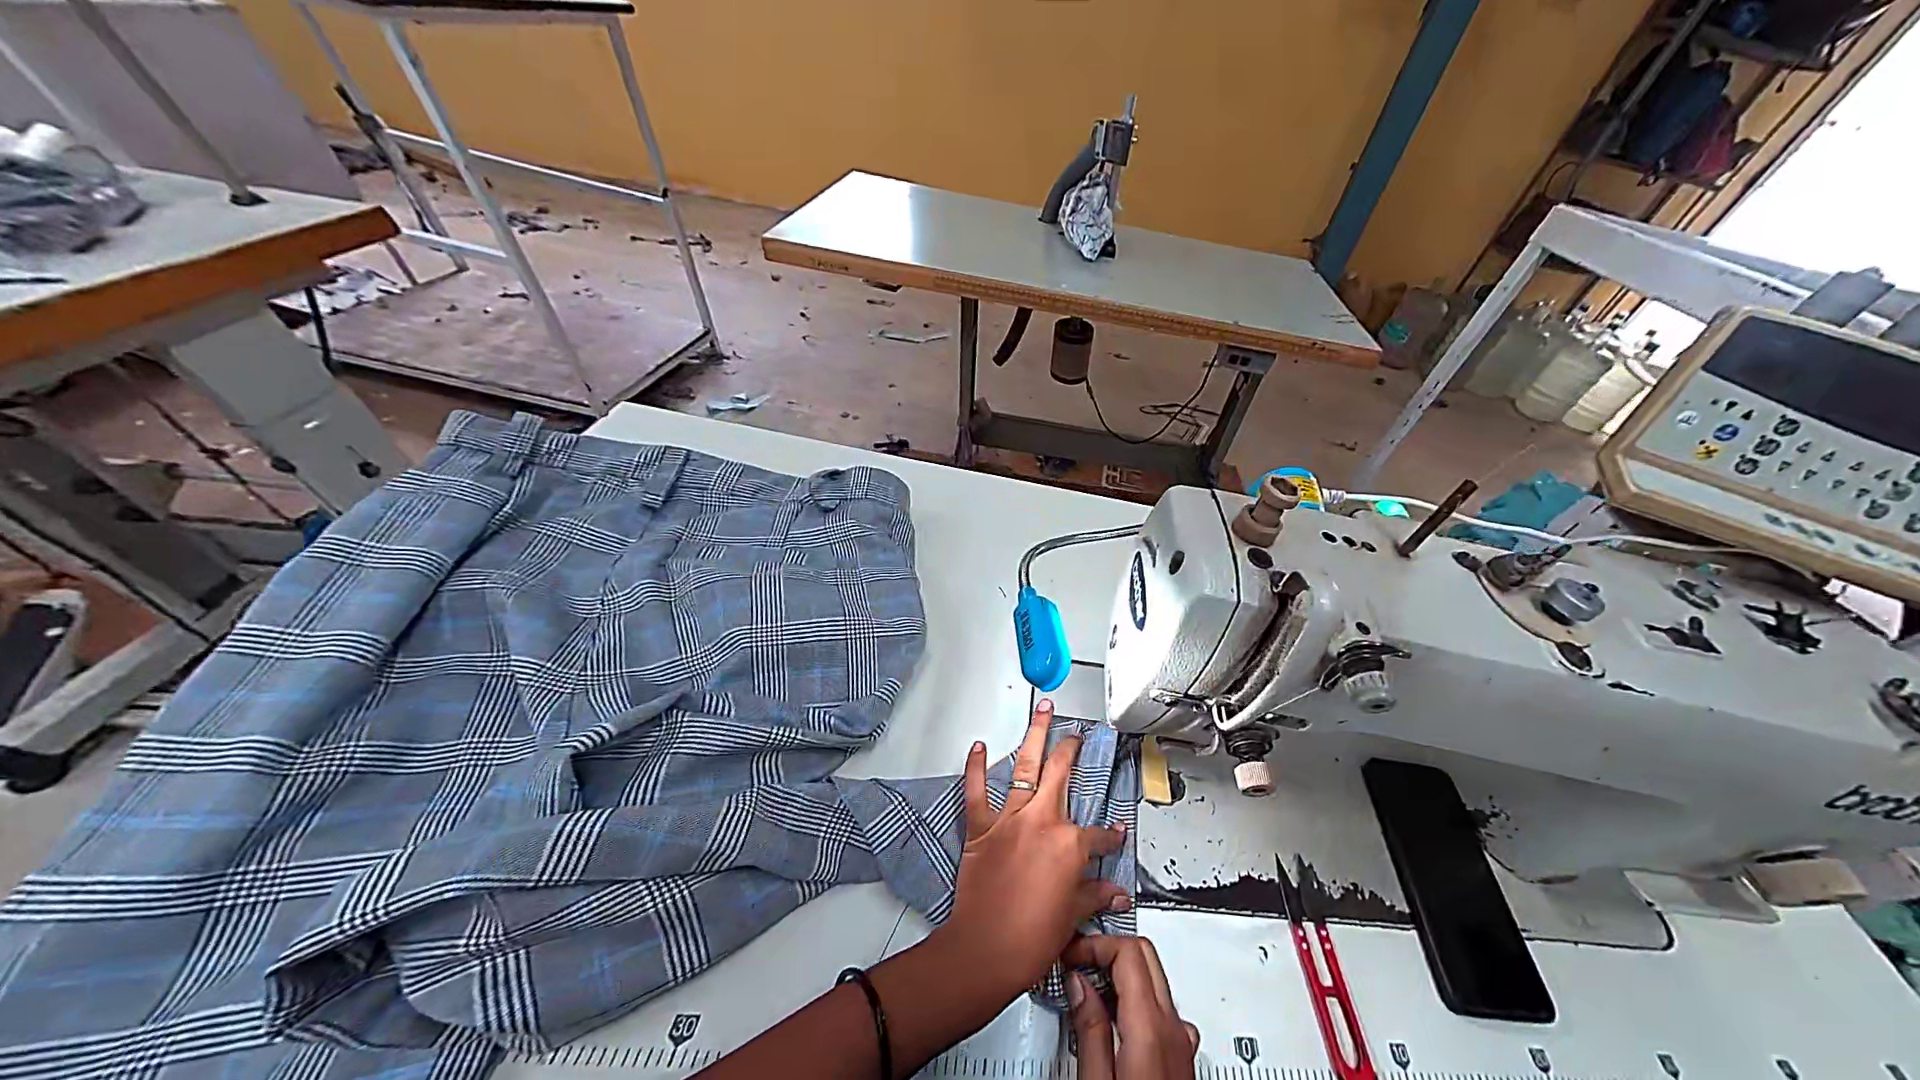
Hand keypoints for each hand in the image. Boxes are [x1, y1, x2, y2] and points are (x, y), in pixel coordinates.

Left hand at [933, 699, 1129, 1002]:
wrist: (988, 948)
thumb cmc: (1031, 937)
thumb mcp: (1073, 915)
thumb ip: (1095, 895)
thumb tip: (1115, 894)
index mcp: (1070, 845)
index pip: (1099, 836)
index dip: (1110, 837)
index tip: (1114, 834)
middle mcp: (1042, 822)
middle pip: (1060, 773)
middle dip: (1070, 748)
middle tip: (1076, 733)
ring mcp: (1010, 820)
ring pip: (1024, 768)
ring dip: (1033, 737)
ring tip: (1041, 713)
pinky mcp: (981, 828)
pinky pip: (977, 791)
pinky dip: (976, 767)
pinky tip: (979, 747)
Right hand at [1063, 936, 1197, 1079]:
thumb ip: (1089, 1030)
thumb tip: (1078, 983)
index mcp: (1151, 1031)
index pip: (1128, 951)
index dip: (1094, 944)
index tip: (1071, 955)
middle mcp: (1174, 1030)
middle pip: (1144, 954)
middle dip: (1107, 948)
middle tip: (1076, 962)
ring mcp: (1181, 1041)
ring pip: (1152, 977)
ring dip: (1120, 971)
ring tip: (1086, 986)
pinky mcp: (1181, 1053)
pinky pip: (1160, 1005)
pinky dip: (1134, 995)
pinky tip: (1111, 1013)